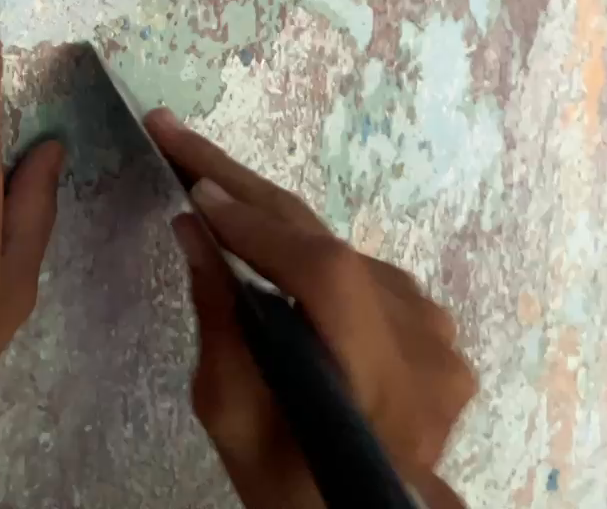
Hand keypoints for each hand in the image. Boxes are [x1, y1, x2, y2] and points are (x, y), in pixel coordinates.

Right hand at [147, 111, 475, 508]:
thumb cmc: (284, 476)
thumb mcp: (227, 412)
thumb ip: (217, 318)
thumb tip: (192, 226)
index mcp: (378, 389)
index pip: (324, 277)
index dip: (256, 226)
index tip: (192, 189)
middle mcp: (423, 349)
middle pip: (324, 240)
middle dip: (236, 181)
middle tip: (171, 132)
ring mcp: (435, 331)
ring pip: (328, 240)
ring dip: (257, 205)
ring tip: (197, 173)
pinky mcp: (430, 319)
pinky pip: (343, 256)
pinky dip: (289, 234)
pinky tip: (248, 223)